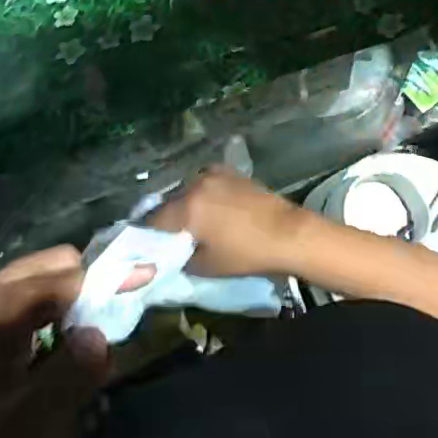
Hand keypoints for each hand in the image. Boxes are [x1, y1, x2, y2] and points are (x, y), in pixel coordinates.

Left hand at [0, 248, 109, 437]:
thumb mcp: (25, 419)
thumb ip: (66, 375)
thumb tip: (101, 336)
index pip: (62, 279)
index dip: (103, 283)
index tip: (139, 286)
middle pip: (56, 266)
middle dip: (89, 285)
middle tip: (113, 315)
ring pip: (48, 277)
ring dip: (76, 297)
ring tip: (91, 330)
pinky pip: (36, 295)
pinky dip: (60, 308)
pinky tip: (63, 341)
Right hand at [147, 167, 312, 278]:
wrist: (287, 233)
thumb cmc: (246, 253)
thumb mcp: (207, 266)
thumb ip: (180, 258)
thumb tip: (169, 253)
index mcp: (186, 208)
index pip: (154, 221)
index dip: (150, 235)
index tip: (152, 247)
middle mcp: (195, 185)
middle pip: (169, 202)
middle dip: (167, 219)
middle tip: (172, 236)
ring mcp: (214, 175)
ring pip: (187, 190)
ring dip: (185, 204)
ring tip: (192, 222)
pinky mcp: (230, 172)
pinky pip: (205, 181)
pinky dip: (202, 192)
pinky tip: (209, 205)